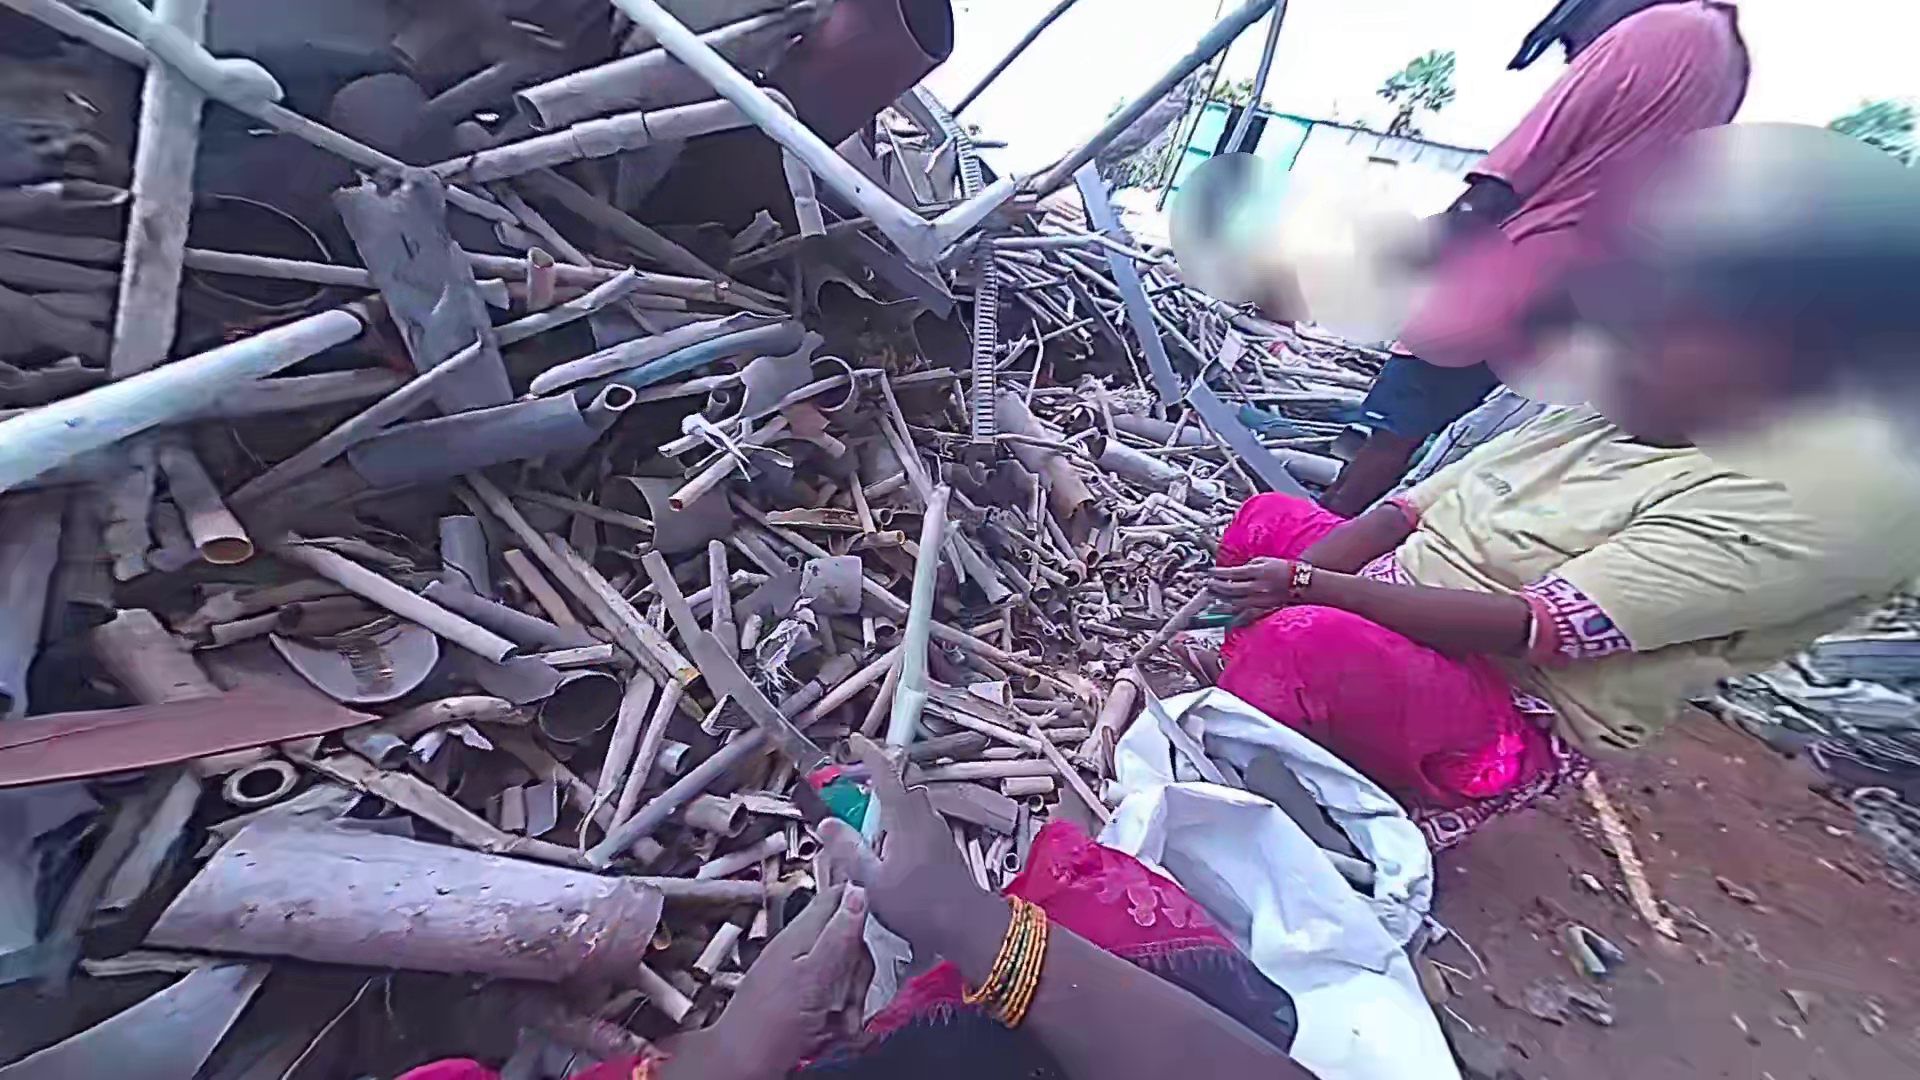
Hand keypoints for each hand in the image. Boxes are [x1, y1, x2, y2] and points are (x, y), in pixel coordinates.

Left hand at [670, 885, 872, 1079]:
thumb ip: (838, 934)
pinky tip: (837, 1030)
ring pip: (843, 970)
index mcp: (802, 932)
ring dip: (851, 995)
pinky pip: (833, 996)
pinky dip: (840, 1013)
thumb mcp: (813, 976)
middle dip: (857, 967)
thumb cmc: (770, 1025)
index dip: (859, 903)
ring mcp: (799, 976)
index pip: (836, 897)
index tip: (873, 929)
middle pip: (846, 939)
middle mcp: (800, 948)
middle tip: (851, 996)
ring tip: (844, 1022)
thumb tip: (858, 890)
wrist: (735, 1072)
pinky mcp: (800, 1003)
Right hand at [819, 735, 1004, 961]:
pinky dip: (898, 824)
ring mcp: (935, 827)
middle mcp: (923, 814)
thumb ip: (848, 849)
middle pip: (899, 785)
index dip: (870, 753)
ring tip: (866, 832)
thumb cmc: (918, 904)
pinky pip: (916, 820)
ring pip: (908, 803)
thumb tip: (826, 822)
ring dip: (887, 808)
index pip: (886, 773)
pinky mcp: (941, 842)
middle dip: (877, 783)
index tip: (855, 740)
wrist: (964, 923)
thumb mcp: (872, 881)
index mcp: (904, 816)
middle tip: (854, 794)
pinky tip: (887, 852)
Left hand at [1207, 557, 1296, 617]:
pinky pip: (1246, 616)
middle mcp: (1257, 587)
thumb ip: (1247, 566)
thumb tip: (1231, 573)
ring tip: (1212, 599)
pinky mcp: (1265, 610)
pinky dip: (1234, 616)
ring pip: (1235, 604)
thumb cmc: (1284, 569)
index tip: (1209, 572)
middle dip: (1216, 587)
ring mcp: (1261, 600)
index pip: (1231, 573)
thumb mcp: (1264, 561)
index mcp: (1257, 572)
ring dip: (1220, 602)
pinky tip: (1225, 616)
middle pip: (1230, 589)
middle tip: (1208, 585)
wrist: (1306, 583)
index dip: (1217, 573)